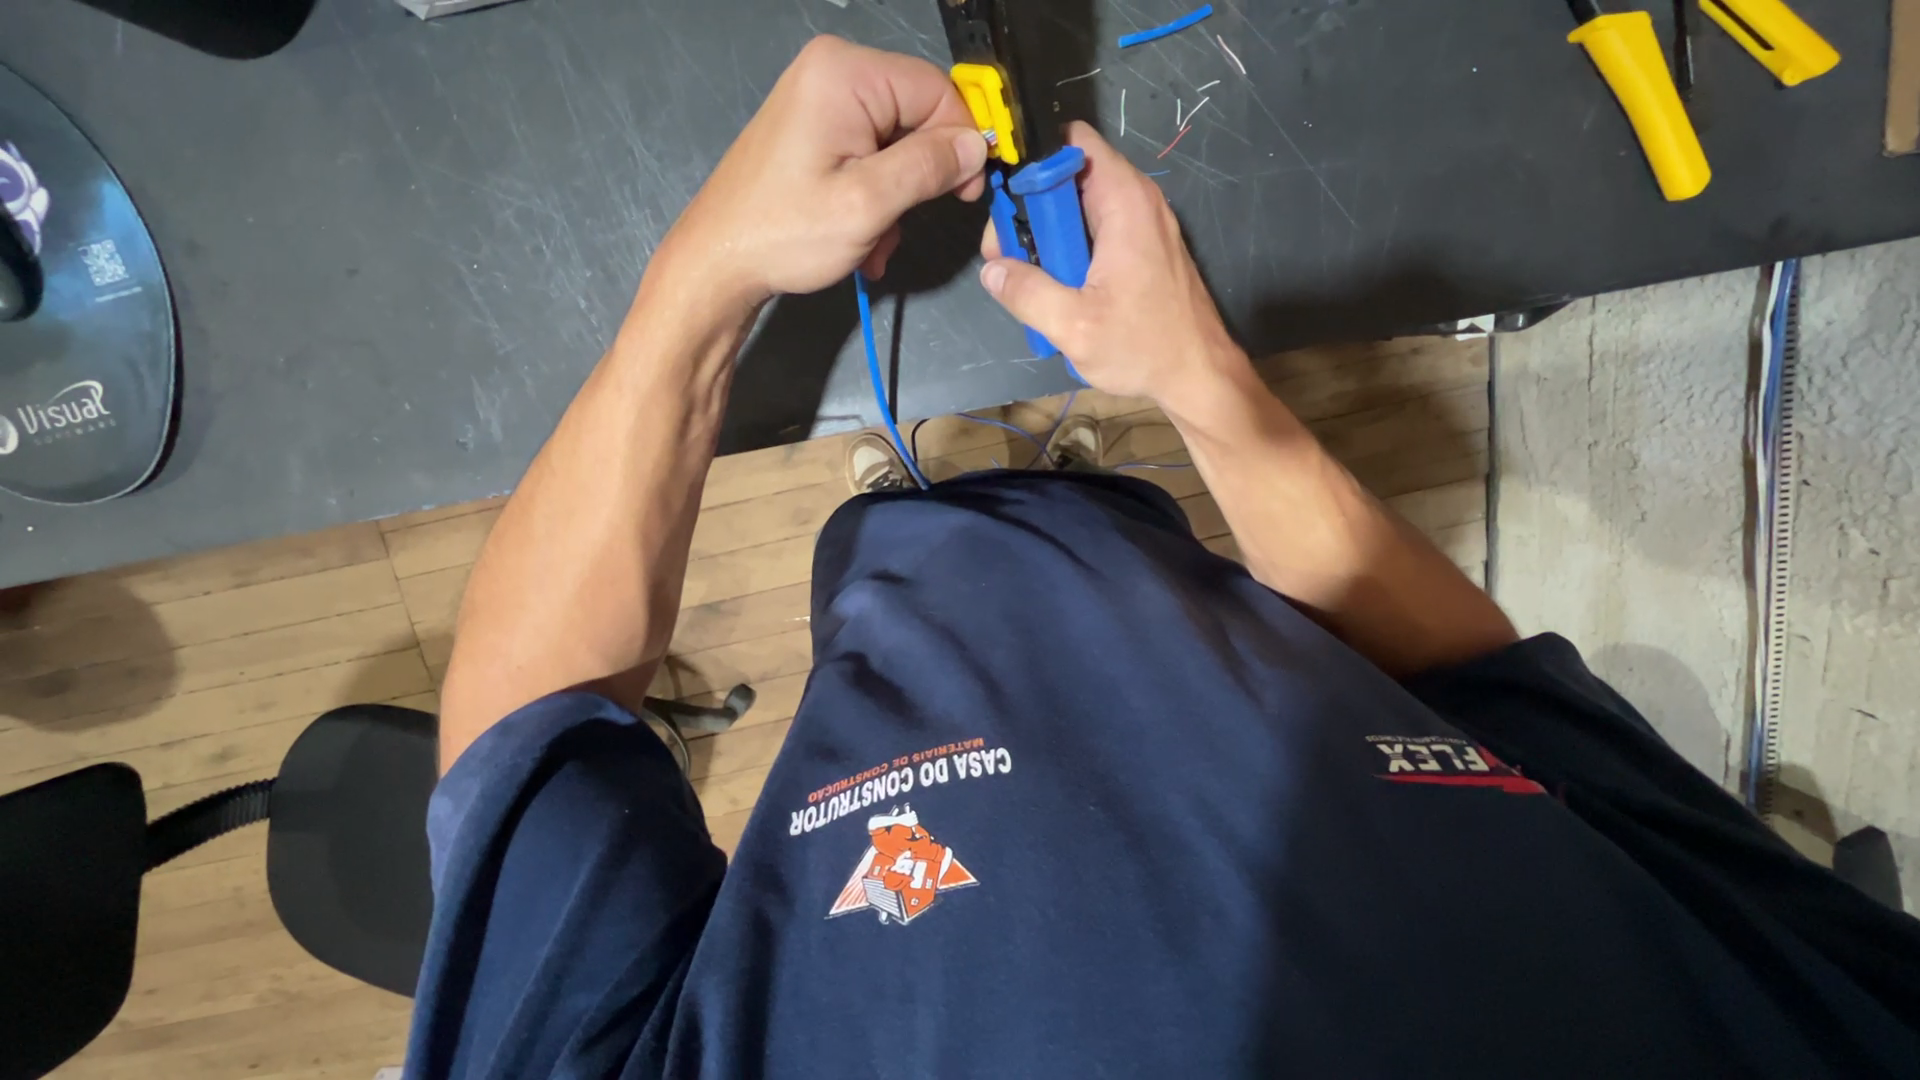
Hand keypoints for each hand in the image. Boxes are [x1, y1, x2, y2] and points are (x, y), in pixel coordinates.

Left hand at [655, 36, 988, 314]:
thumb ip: (928, 168)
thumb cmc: (786, 233)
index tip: (966, 194)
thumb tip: (978, 147)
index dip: (962, 141)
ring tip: (874, 242)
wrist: (719, 261)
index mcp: (846, 74)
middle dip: (921, 178)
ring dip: (897, 199)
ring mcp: (821, 101)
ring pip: (896, 144)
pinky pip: (870, 156)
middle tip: (906, 226)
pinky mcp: (815, 130)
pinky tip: (862, 237)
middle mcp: (833, 73)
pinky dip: (875, 199)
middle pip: (916, 115)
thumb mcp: (867, 204)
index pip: (937, 90)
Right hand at [977, 122, 1252, 415]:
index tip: (1004, 207)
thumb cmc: (1144, 348)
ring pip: (1078, 210)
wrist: (1199, 376)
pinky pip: (1095, 234)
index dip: (1031, 164)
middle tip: (1008, 258)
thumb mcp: (1074, 326)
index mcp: (1123, 201)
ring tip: (1030, 281)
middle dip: (1031, 211)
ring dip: (1047, 240)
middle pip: (1068, 178)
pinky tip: (1060, 293)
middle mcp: (1136, 201)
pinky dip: (1070, 254)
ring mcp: (1142, 225)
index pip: (1070, 142)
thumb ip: (1028, 293)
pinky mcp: (1142, 251)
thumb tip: (992, 270)